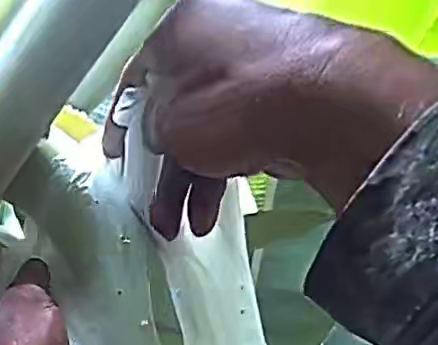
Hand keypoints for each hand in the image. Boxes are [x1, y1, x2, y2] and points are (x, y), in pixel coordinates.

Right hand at [102, 0, 437, 237]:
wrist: (322, 108)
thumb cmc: (234, 103)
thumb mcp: (167, 123)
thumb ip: (148, 129)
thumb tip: (153, 136)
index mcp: (182, 26)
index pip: (136, 78)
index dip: (121, 125)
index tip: (114, 157)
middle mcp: (217, 38)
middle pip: (172, 114)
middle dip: (159, 171)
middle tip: (152, 206)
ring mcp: (250, 68)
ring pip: (202, 134)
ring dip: (185, 186)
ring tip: (180, 226)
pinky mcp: (276, 98)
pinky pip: (231, 140)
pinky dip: (215, 178)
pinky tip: (208, 214)